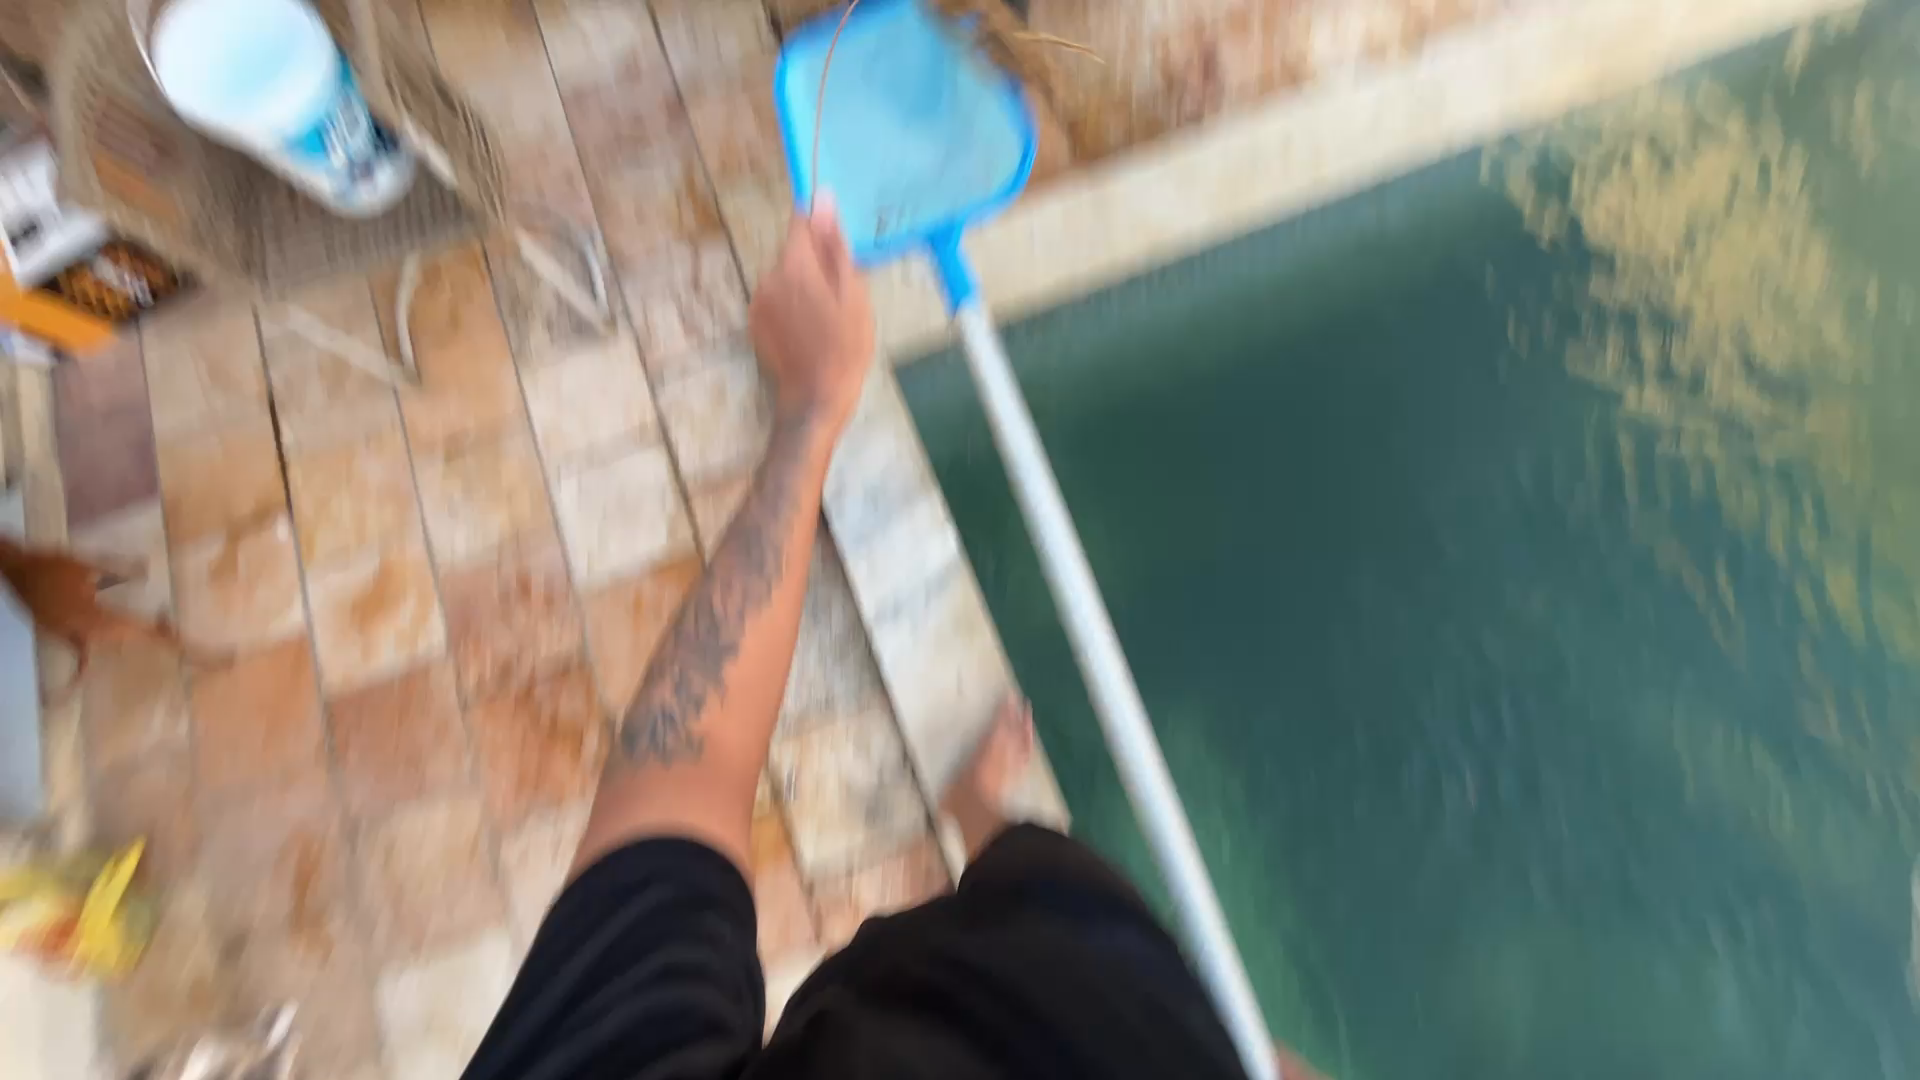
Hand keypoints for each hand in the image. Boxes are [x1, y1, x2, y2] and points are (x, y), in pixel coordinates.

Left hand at [750, 200, 874, 436]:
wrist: (816, 397)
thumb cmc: (845, 347)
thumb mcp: (853, 295)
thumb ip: (834, 246)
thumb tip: (823, 201)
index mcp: (795, 265)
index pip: (800, 222)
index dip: (820, 228)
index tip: (836, 246)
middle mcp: (768, 276)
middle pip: (793, 253)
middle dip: (815, 265)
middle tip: (839, 297)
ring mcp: (758, 301)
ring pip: (784, 277)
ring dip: (802, 286)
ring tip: (825, 318)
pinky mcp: (754, 323)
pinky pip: (775, 300)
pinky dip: (790, 306)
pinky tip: (807, 331)